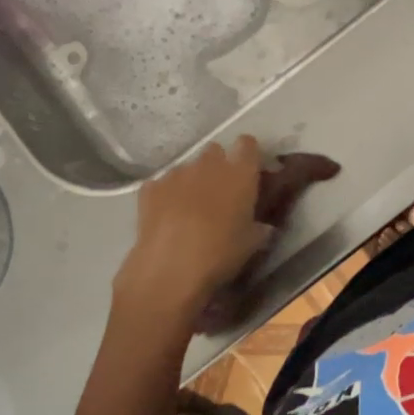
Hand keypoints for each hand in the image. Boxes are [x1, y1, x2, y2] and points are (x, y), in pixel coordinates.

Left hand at [116, 136, 340, 324]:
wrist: (169, 270)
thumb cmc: (220, 254)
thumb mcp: (252, 245)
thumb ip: (259, 228)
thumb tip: (263, 226)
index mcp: (239, 174)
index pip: (247, 144)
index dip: (247, 155)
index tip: (249, 171)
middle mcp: (208, 165)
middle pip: (215, 151)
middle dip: (218, 166)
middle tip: (220, 193)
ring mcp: (176, 174)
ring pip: (187, 168)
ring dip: (191, 182)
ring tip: (189, 210)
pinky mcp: (150, 188)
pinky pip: (162, 184)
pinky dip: (165, 195)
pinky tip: (165, 217)